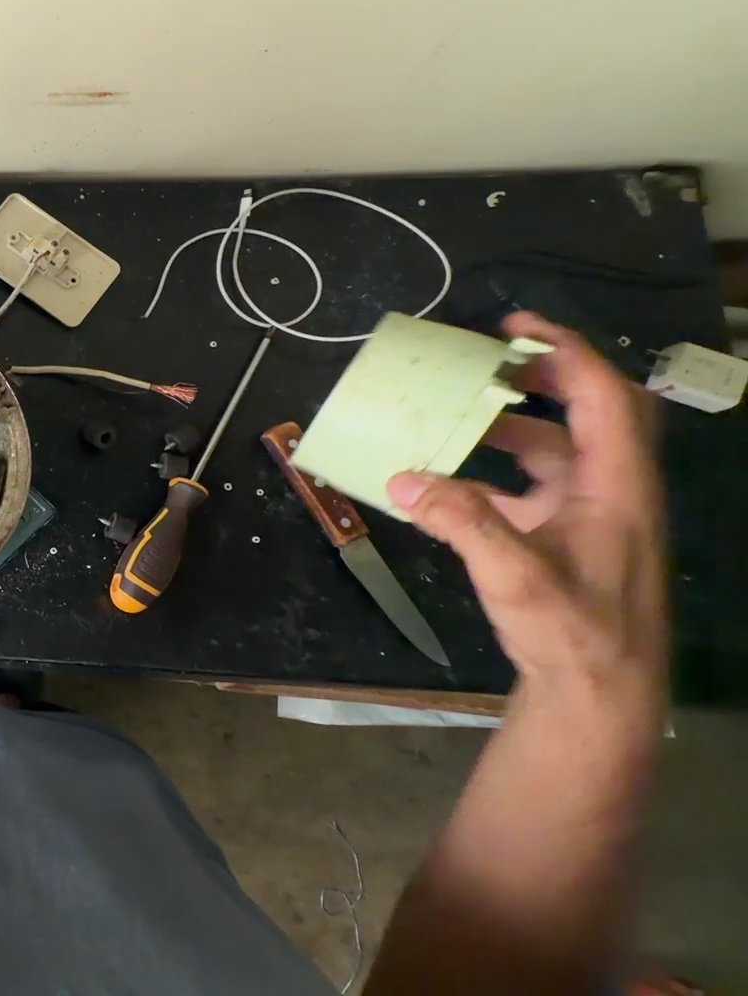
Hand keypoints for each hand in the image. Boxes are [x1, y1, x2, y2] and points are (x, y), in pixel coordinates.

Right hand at [386, 312, 667, 707]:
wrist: (599, 690)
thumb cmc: (574, 630)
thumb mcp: (516, 575)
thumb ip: (461, 522)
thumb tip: (402, 478)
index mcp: (617, 486)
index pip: (604, 399)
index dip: (565, 354)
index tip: (514, 328)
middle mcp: (609, 490)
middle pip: (586, 414)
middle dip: (536, 380)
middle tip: (479, 363)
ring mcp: (588, 515)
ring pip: (553, 450)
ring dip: (505, 427)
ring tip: (450, 417)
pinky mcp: (563, 537)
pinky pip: (526, 486)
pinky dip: (486, 473)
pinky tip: (442, 485)